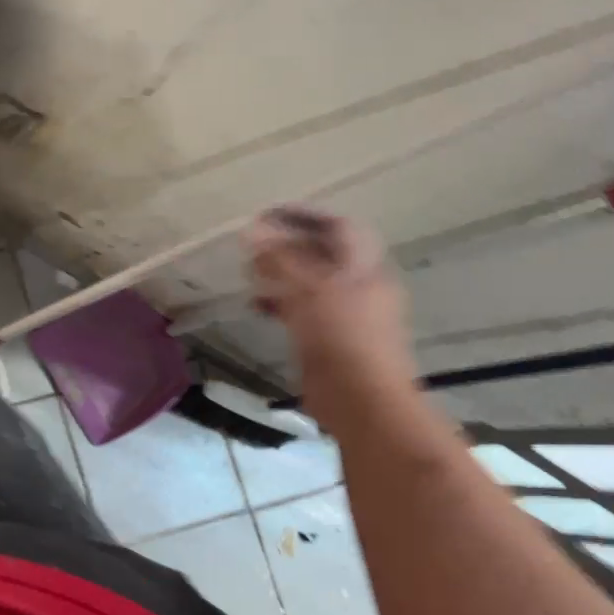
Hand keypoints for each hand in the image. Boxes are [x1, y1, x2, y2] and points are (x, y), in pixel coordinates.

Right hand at [245, 207, 417, 420]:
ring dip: (280, 273)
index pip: (338, 228)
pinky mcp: (331, 338)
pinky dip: (280, 302)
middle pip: (324, 254)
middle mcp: (359, 286)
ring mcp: (347, 314)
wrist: (360, 399)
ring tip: (250, 273)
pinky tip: (257, 306)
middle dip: (287, 245)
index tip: (266, 215)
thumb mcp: (308, 291)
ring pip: (310, 282)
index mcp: (364, 269)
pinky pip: (303, 309)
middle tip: (252, 245)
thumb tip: (251, 230)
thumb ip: (280, 258)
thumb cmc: (339, 338)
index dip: (304, 216)